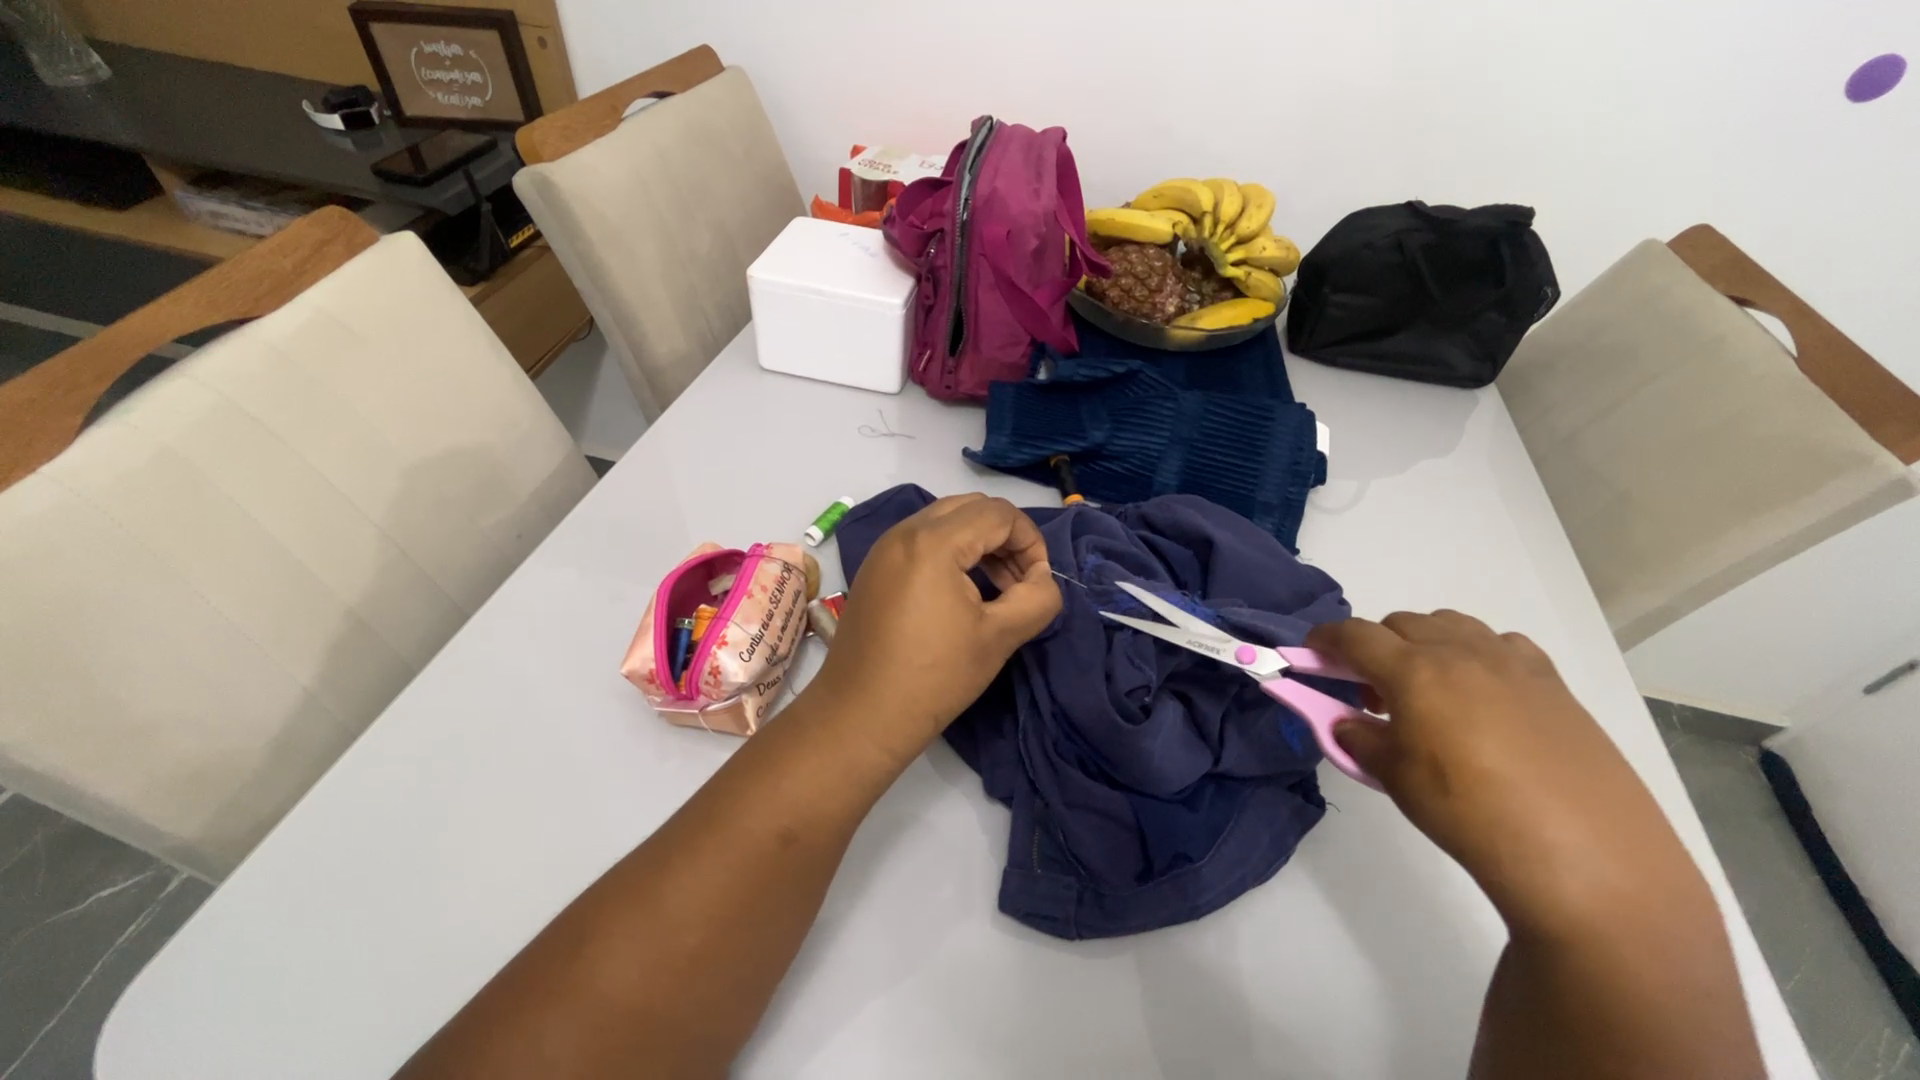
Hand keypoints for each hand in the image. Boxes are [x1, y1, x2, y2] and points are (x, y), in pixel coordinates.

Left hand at [807, 495, 1060, 766]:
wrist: (859, 716)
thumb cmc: (934, 677)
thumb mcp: (999, 637)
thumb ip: (1037, 598)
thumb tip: (1042, 579)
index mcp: (933, 542)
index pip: (999, 514)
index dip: (1031, 541)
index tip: (1038, 582)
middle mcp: (903, 533)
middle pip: (971, 507)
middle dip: (1005, 537)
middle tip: (1019, 582)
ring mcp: (883, 550)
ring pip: (945, 521)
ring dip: (979, 544)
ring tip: (996, 591)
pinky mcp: (874, 570)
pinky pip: (921, 541)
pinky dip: (950, 553)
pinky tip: (961, 595)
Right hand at [1309, 612, 1701, 931]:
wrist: (1583, 853)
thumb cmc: (1470, 814)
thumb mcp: (1396, 779)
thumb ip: (1361, 739)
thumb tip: (1348, 722)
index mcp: (1413, 670)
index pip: (1354, 635)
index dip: (1326, 640)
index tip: (1312, 655)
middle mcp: (1461, 651)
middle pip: (1401, 623)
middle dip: (1375, 646)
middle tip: (1370, 691)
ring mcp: (1512, 662)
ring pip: (1451, 626)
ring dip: (1424, 644)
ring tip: (1427, 691)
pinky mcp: (1552, 681)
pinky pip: (1500, 646)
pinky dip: (1476, 656)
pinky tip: (1481, 698)